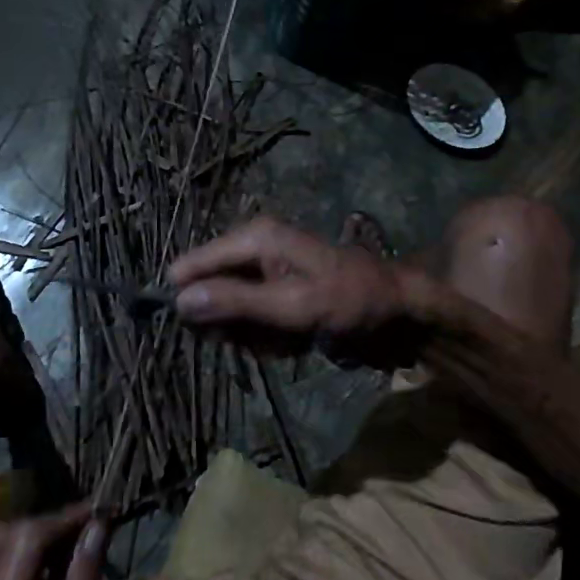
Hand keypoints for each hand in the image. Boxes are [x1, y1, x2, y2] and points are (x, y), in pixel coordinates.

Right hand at [168, 217, 421, 367]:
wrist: (400, 311)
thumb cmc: (351, 300)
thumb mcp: (294, 305)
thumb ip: (236, 302)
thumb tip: (179, 300)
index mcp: (253, 238)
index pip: (191, 266)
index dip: (189, 300)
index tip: (205, 334)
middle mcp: (250, 250)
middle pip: (208, 293)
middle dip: (232, 326)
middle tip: (268, 337)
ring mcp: (261, 273)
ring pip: (228, 315)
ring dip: (252, 337)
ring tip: (288, 339)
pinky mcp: (271, 294)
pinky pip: (250, 324)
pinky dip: (267, 340)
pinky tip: (295, 341)